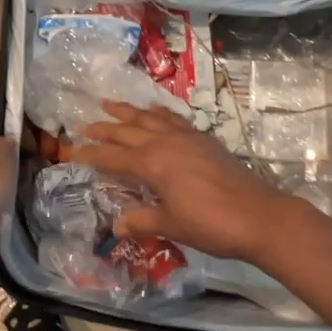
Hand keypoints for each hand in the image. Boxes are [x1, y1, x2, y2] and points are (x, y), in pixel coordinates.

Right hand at [71, 101, 295, 261]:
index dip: (90, 154)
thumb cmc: (212, 225)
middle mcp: (164, 143)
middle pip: (126, 130)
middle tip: (83, 125)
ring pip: (148, 117)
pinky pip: (173, 118)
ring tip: (109, 104)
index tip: (71, 152)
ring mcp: (185, 137)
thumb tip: (115, 224)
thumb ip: (141, 221)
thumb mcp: (172, 226)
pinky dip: (158, 112)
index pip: (112, 156)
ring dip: (127, 112)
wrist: (260, 216)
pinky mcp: (203, 139)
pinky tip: (154, 110)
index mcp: (151, 164)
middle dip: (103, 128)